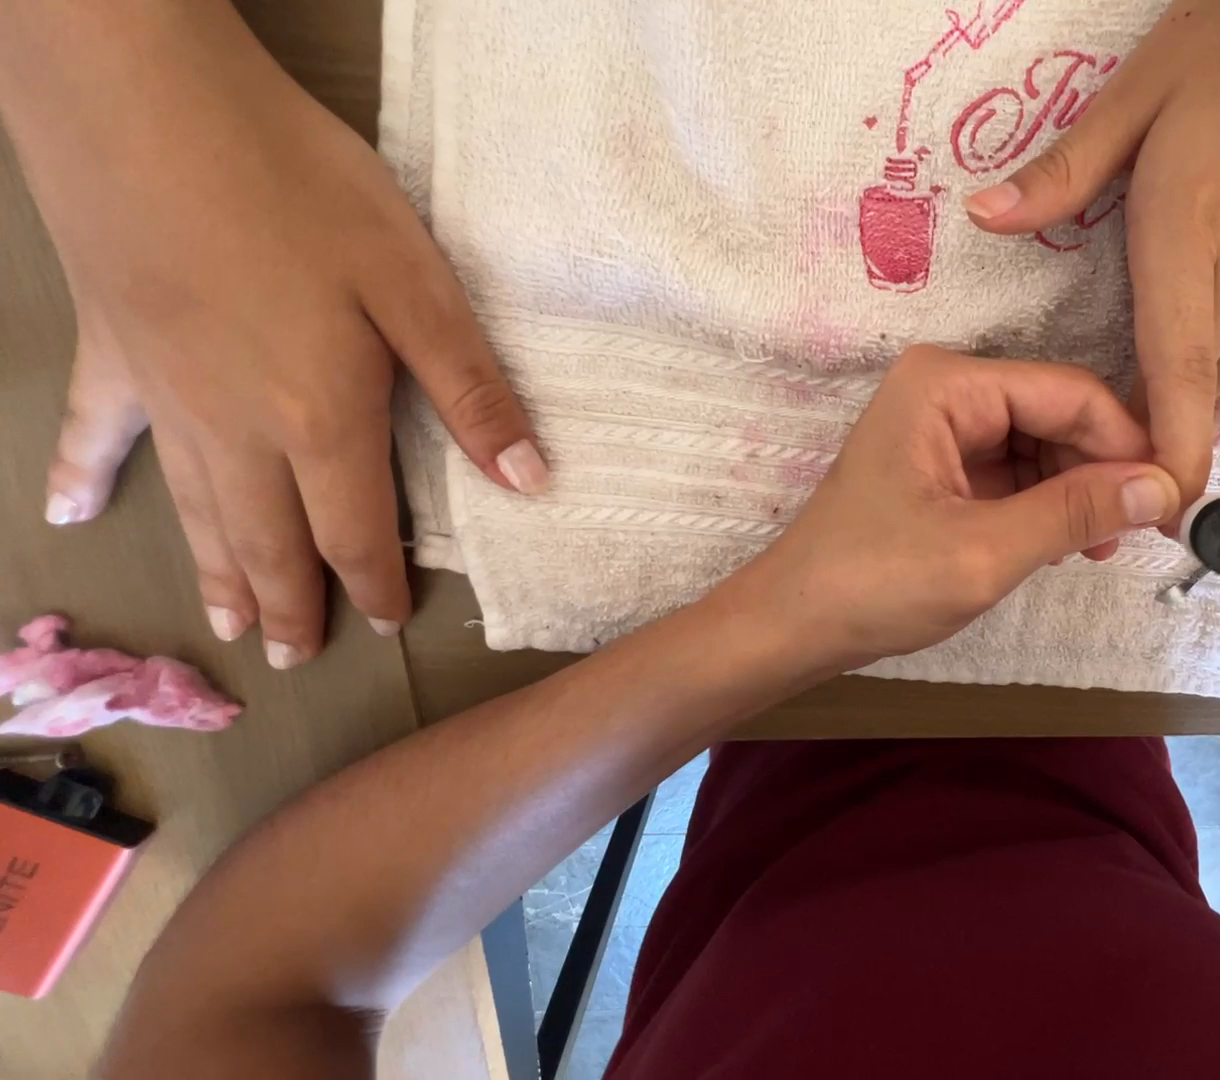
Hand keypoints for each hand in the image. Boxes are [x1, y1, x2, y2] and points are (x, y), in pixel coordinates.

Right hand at [8, 3, 542, 667]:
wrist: (144, 90)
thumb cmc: (304, 191)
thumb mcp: (420, 292)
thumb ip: (473, 393)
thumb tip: (530, 481)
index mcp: (321, 416)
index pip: (355, 529)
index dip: (374, 580)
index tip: (389, 622)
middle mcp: (234, 424)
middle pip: (270, 537)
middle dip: (292, 600)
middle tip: (296, 656)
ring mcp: (160, 388)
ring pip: (197, 508)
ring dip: (218, 571)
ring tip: (227, 627)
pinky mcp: (110, 343)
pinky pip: (98, 432)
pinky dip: (86, 478)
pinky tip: (68, 520)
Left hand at [733, 347, 1179, 670]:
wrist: (795, 627)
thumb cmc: (874, 585)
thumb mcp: (983, 552)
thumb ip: (1074, 513)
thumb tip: (1163, 487)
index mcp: (948, 384)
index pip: (1070, 393)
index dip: (1127, 444)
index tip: (1172, 500)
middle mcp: (948, 389)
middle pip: (1057, 414)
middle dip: (1101, 471)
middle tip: (1140, 533)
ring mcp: (945, 427)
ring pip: (1042, 445)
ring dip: (1078, 494)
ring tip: (1099, 548)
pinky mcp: (945, 466)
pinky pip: (1016, 472)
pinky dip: (1046, 506)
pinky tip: (1067, 544)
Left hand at [964, 0, 1219, 505]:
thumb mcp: (1138, 92)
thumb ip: (1062, 172)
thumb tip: (984, 214)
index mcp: (1186, 242)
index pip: (1178, 373)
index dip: (1170, 451)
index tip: (1155, 510)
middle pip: (1206, 396)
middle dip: (1170, 454)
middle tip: (1125, 493)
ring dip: (1204, 428)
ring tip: (1162, 462)